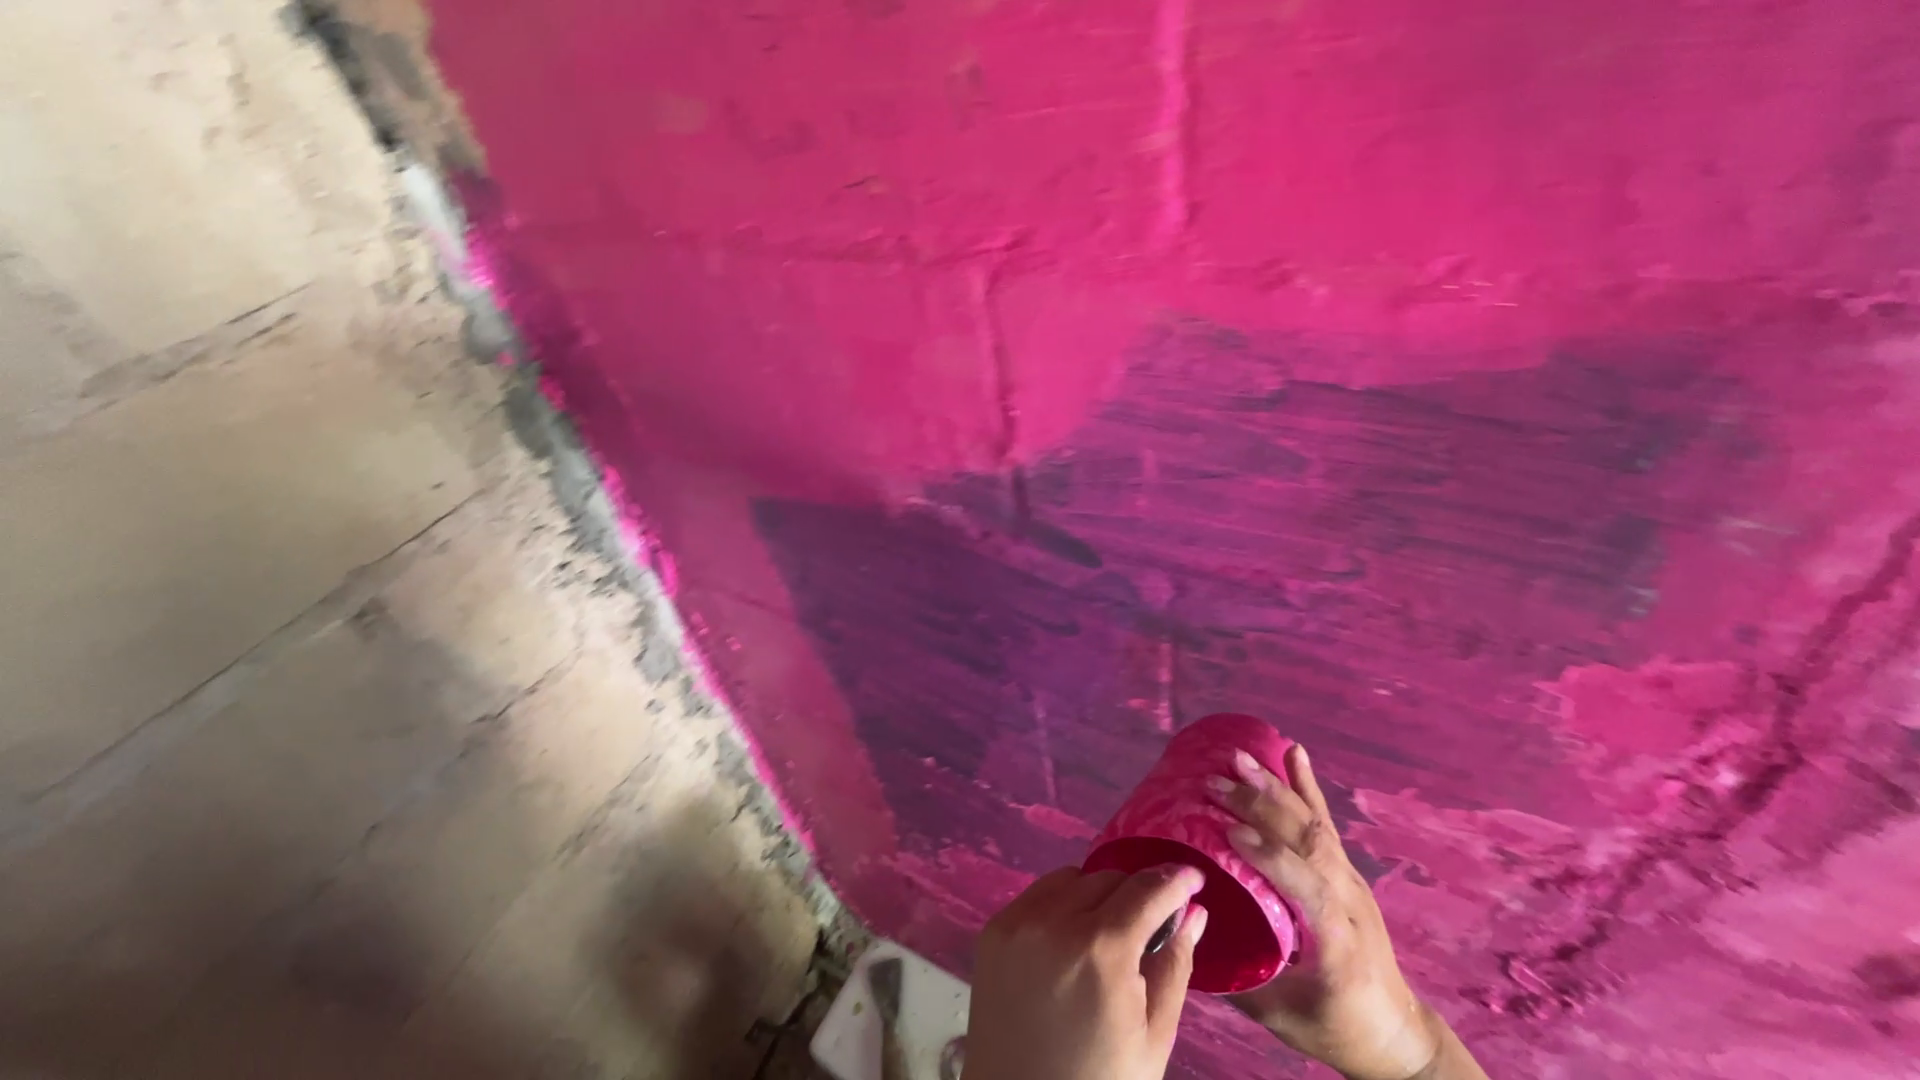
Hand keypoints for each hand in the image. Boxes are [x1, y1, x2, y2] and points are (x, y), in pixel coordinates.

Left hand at [965, 864, 1209, 1079]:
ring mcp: (1017, 923)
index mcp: (1100, 950)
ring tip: (1107, 936)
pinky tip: (1071, 939)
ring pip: (1072, 878)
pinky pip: (1038, 894)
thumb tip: (1195, 911)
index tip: (1194, 878)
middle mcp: (1054, 922)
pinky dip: (1061, 903)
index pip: (1147, 889)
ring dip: (1097, 895)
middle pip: (1110, 879)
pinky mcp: (993, 930)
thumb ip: (1174, 964)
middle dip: (1137, 896)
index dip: (1176, 880)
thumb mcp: (1154, 1036)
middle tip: (1149, 929)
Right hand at [1210, 744, 1455, 1079]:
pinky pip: (1324, 822)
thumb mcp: (1281, 1019)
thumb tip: (1183, 932)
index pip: (1308, 887)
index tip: (1228, 833)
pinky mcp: (1346, 872)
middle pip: (1308, 843)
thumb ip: (1234, 979)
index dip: (1271, 857)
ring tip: (1238, 758)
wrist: (1396, 1031)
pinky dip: (1307, 785)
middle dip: (1260, 807)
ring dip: (1274, 789)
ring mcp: (1350, 881)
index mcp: (1336, 941)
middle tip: (1214, 781)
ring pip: (1314, 826)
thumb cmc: (1335, 1027)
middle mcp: (1348, 901)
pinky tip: (1292, 752)